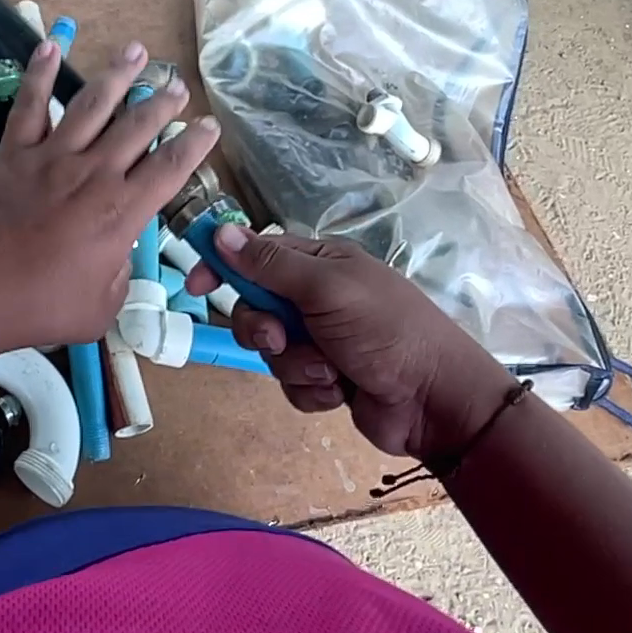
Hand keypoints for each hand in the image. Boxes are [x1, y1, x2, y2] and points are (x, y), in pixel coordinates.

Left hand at [0, 39, 218, 350]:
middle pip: (138, 126)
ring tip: (136, 51)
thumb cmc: (39, 307)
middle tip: (177, 85)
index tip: (209, 126)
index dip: (196, 144)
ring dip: (119, 74)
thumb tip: (119, 252)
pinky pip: (30, 104)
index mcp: (122, 212)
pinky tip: (51, 46)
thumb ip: (120, 275)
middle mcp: (94, 174)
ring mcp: (53, 157)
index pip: (171, 168)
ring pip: (93, 104)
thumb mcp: (101, 308)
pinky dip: (41, 73)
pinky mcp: (14, 152)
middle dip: (163, 102)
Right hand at [187, 226, 514, 459]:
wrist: (435, 401)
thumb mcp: (327, 289)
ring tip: (330, 370)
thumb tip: (222, 232)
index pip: (256, 253)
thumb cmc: (385, 331)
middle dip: (263, 328)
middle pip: (254, 306)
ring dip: (295, 364)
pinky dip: (311, 389)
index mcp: (319, 263)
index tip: (195, 283)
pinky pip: (290, 381)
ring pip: (271, 349)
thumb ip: (271, 264)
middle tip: (281, 338)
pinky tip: (341, 391)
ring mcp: (320, 339)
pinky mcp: (325, 377)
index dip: (223, 264)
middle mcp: (316, 297)